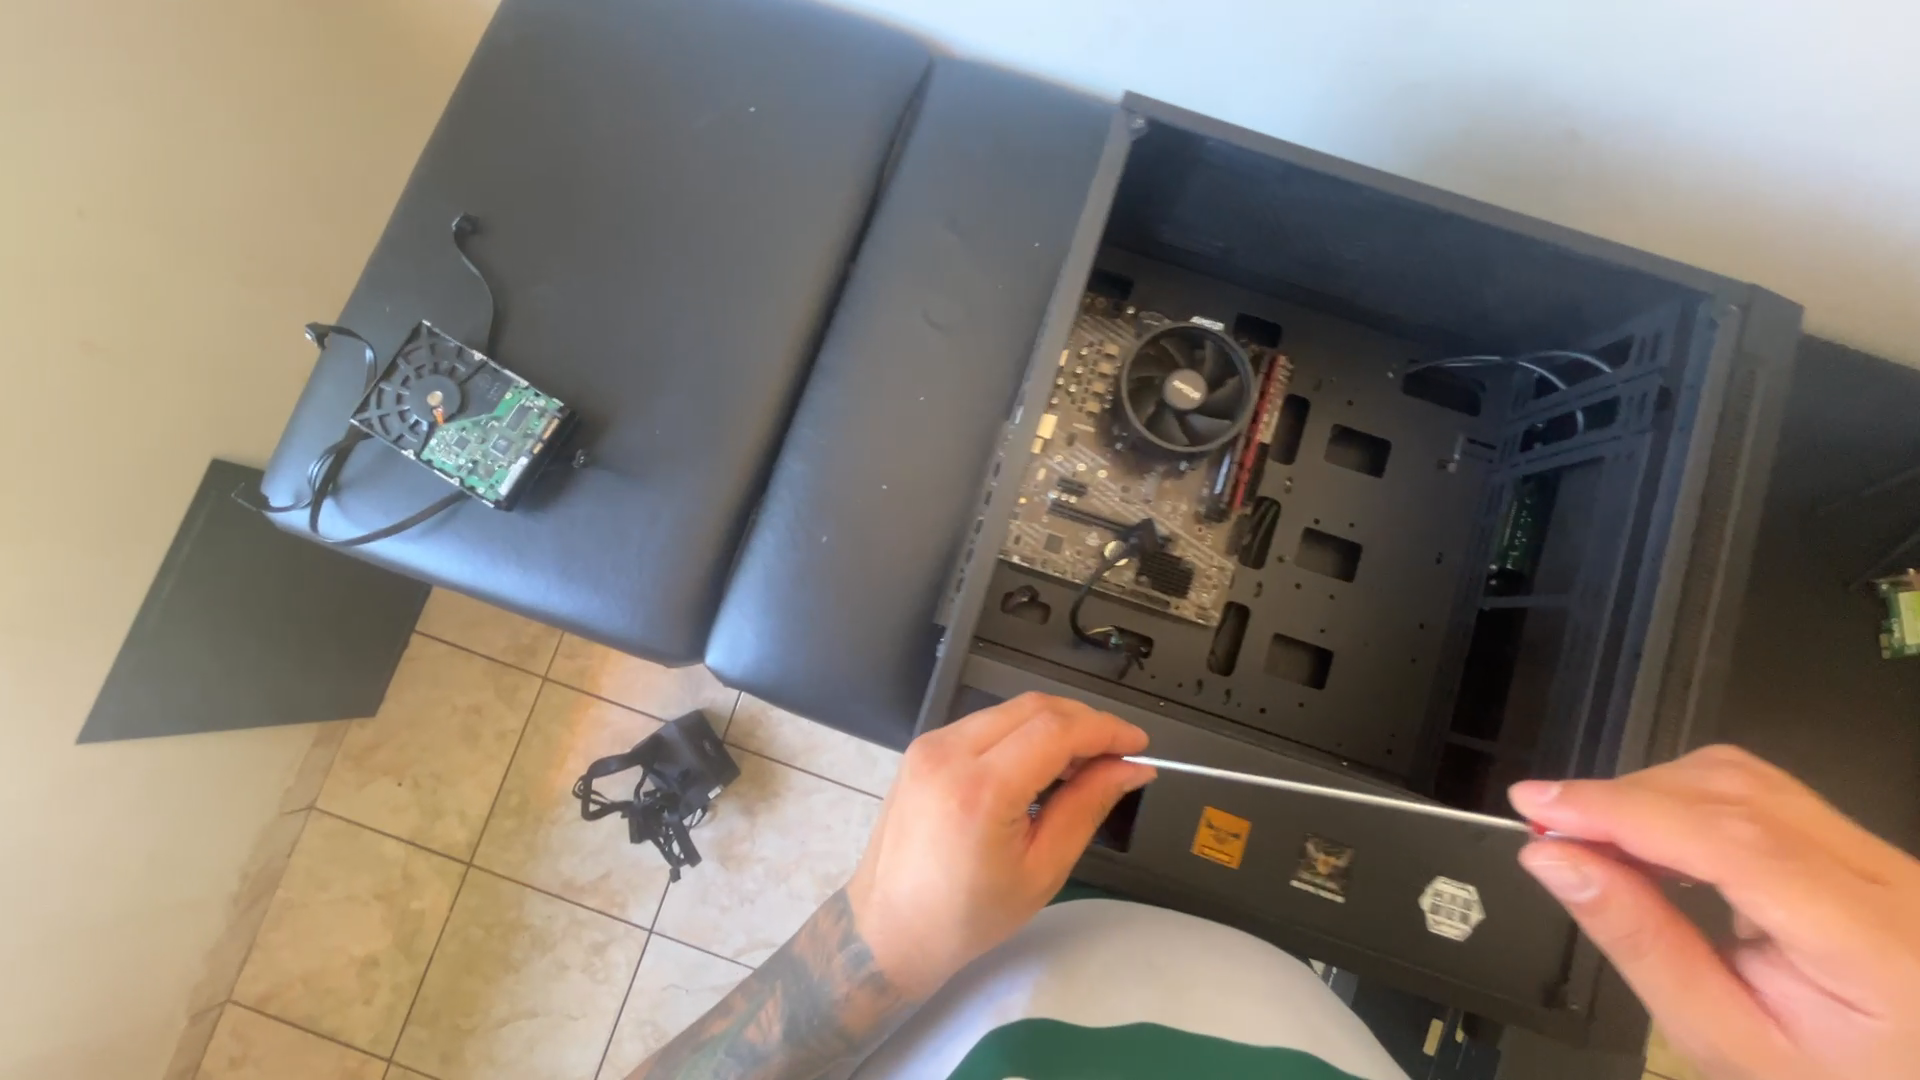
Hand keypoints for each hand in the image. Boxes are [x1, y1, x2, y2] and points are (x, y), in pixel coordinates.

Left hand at [845, 692, 1153, 998]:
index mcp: (979, 790)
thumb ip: (1087, 807)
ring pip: (1010, 710)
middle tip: (1116, 755)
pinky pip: (986, 723)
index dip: (1105, 729)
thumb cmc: (968, 915)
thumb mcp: (1042, 870)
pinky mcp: (923, 746)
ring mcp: (930, 744)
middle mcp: (949, 752)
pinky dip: (1022, 732)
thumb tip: (1132, 768)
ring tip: (1081, 764)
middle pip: (1034, 707)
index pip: (1055, 730)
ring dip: (1054, 725)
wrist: (888, 928)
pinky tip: (1039, 765)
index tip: (1138, 744)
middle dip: (1084, 722)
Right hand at [1509, 745, 1919, 1079]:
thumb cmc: (1818, 1077)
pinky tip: (1650, 838)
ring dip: (1647, 795)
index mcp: (1875, 946)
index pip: (1732, 840)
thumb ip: (1637, 940)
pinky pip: (1757, 792)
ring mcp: (1885, 858)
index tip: (1531, 803)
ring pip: (1739, 779)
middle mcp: (1897, 884)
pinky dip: (1680, 800)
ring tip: (1599, 839)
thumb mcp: (1718, 1034)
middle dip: (1624, 799)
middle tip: (1553, 831)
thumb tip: (1547, 855)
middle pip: (1732, 793)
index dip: (1619, 809)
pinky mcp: (1863, 848)